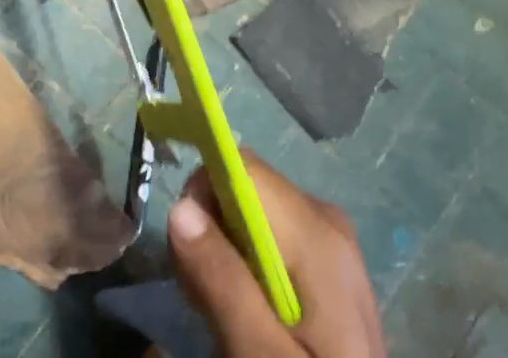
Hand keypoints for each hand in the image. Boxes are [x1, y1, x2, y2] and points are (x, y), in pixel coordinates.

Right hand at [168, 149, 385, 356]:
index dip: (204, 194)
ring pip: (245, 211)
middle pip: (240, 188)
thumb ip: (221, 280)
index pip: (242, 168)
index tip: (189, 248)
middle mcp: (325, 220)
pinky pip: (264, 233)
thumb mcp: (258, 354)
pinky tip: (244, 310)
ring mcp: (327, 239)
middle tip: (201, 293)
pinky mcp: (323, 259)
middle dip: (207, 229)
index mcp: (317, 235)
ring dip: (218, 252)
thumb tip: (180, 206)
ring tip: (221, 312)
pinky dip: (240, 262)